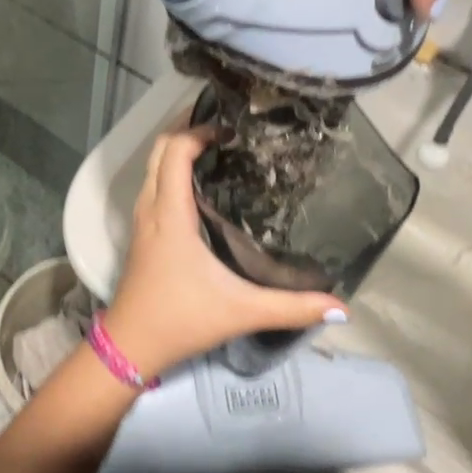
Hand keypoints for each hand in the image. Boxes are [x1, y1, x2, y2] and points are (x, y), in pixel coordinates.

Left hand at [101, 127, 345, 378]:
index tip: (234, 131)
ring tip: (220, 148)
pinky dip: (172, 170)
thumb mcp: (240, 312)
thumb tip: (341, 306)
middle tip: (228, 128)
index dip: (199, 130)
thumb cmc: (180, 319)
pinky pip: (154, 184)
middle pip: (159, 149)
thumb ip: (291, 307)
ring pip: (153, 166)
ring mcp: (142, 218)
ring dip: (179, 150)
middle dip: (187, 128)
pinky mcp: (142, 231)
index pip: (175, 150)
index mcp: (170, 212)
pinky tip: (202, 184)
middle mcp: (151, 206)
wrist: (129, 345)